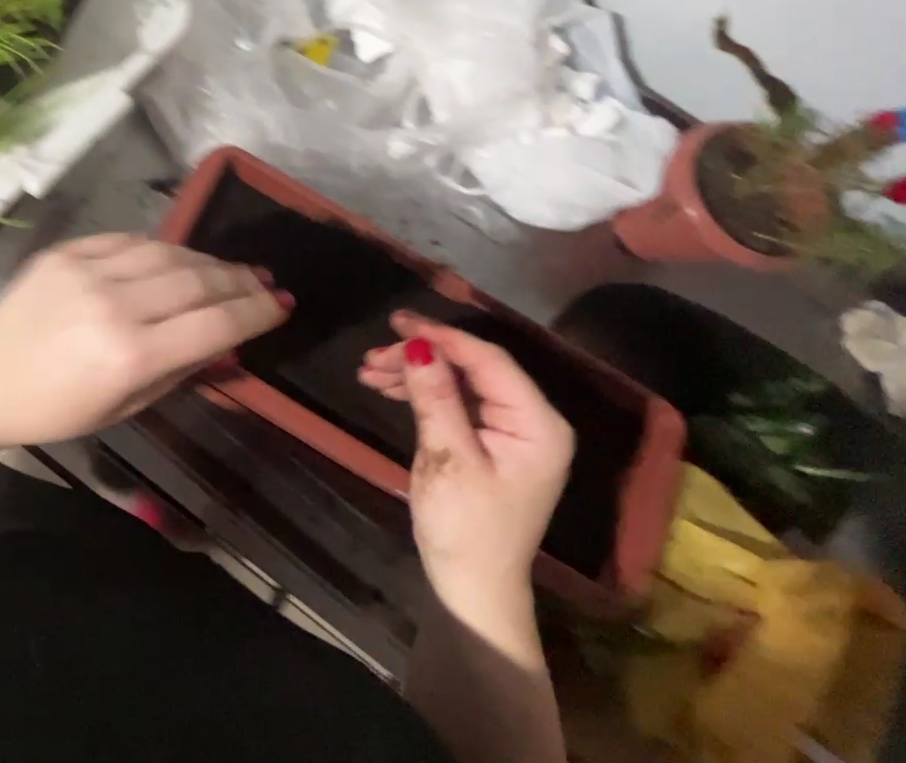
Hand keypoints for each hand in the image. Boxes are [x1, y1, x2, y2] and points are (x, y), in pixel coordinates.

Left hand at [0, 234, 289, 448]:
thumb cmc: (57, 410)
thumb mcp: (125, 407)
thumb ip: (180, 370)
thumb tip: (226, 339)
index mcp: (131, 355)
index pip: (215, 324)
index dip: (256, 313)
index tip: (281, 305)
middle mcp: (114, 306)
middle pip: (198, 281)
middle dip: (240, 281)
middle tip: (264, 282)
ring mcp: (86, 272)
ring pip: (166, 252)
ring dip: (204, 260)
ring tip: (227, 270)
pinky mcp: (64, 254)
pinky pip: (126, 241)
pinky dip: (158, 248)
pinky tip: (175, 257)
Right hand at [358, 311, 573, 616]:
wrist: (472, 582)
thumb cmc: (465, 525)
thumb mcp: (446, 458)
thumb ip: (435, 398)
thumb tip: (417, 346)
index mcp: (537, 424)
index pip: (489, 361)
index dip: (442, 337)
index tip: (395, 322)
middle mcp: (532, 421)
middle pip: (474, 368)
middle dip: (421, 355)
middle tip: (371, 356)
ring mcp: (512, 432)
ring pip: (460, 381)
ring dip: (415, 372)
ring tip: (368, 371)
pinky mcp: (491, 442)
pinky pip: (456, 401)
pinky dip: (422, 391)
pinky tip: (387, 387)